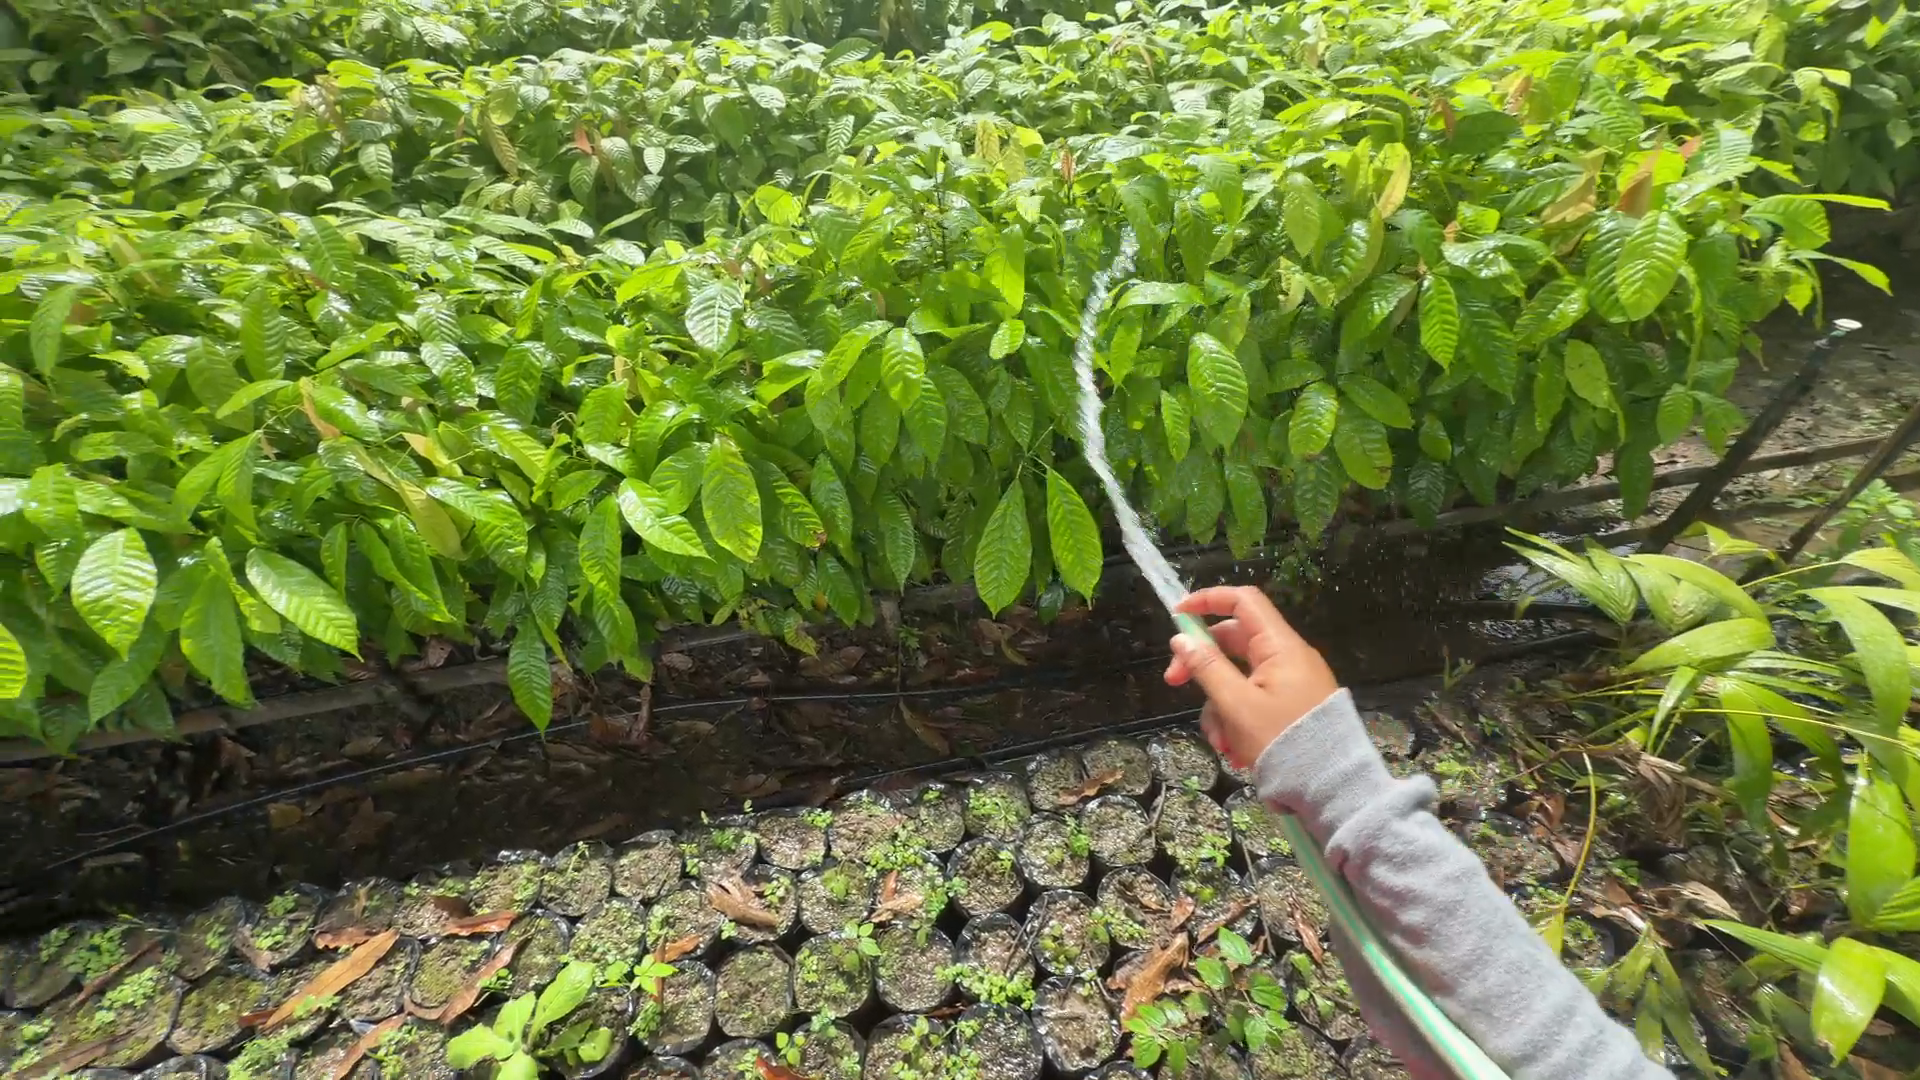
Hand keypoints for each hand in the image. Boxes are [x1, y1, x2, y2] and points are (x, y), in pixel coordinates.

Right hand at [1162, 586, 1339, 769]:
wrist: (1334, 791)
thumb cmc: (1283, 741)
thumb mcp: (1236, 705)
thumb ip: (1206, 668)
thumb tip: (1182, 640)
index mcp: (1280, 647)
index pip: (1243, 601)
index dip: (1208, 600)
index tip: (1178, 615)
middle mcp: (1287, 658)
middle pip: (1234, 641)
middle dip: (1201, 663)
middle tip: (1173, 682)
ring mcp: (1290, 684)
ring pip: (1239, 676)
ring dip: (1218, 704)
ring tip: (1219, 740)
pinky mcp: (1290, 707)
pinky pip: (1253, 699)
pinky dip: (1236, 718)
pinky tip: (1235, 749)